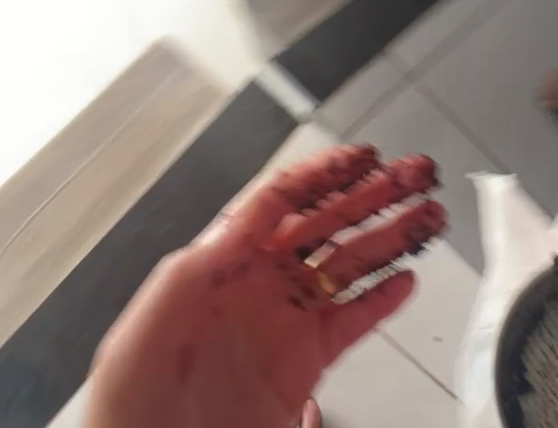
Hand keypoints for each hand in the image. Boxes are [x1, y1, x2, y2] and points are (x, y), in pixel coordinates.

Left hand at [84, 144, 445, 427]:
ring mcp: (284, 320)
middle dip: (372, 192)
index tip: (362, 156)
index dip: (326, 173)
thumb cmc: (130, 407)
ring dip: (390, 236)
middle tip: (413, 172)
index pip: (283, 200)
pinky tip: (407, 279)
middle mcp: (259, 283)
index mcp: (223, 264)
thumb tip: (240, 221)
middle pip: (327, 221)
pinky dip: (383, 299)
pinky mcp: (303, 363)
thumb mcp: (144, 331)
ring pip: (348, 264)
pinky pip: (352, 320)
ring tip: (427, 215)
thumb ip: (189, 270)